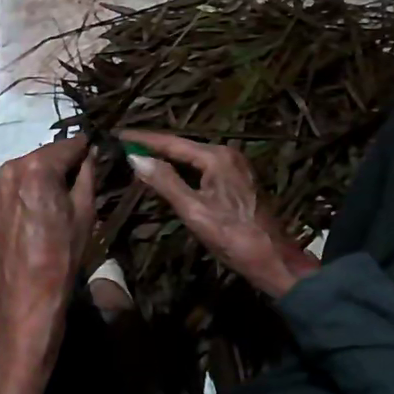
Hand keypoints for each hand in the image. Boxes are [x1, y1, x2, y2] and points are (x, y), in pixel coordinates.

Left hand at [0, 136, 95, 393]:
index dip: (87, 148)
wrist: (25, 297)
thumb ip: (88, 173)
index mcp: (36, 167)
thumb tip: (92, 152)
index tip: (99, 152)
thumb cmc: (62, 254)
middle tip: (81, 181)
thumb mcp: (86, 211)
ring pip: (27, 170)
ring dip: (44, 178)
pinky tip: (37, 214)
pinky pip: (13, 188)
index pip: (68, 144)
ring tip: (59, 201)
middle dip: (63, 164)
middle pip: (45, 155)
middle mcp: (9, 169)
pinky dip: (26, 192)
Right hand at [117, 130, 318, 298]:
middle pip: (183, 146)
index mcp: (216, 156)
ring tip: (141, 153)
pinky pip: (203, 167)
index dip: (143, 138)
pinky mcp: (237, 180)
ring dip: (168, 156)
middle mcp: (227, 153)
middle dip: (154, 145)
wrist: (274, 259)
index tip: (119, 133)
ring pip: (193, 157)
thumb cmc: (233, 236)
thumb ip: (165, 182)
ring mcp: (235, 166)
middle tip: (125, 143)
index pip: (172, 142)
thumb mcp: (193, 211)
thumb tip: (135, 158)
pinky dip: (183, 167)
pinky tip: (169, 172)